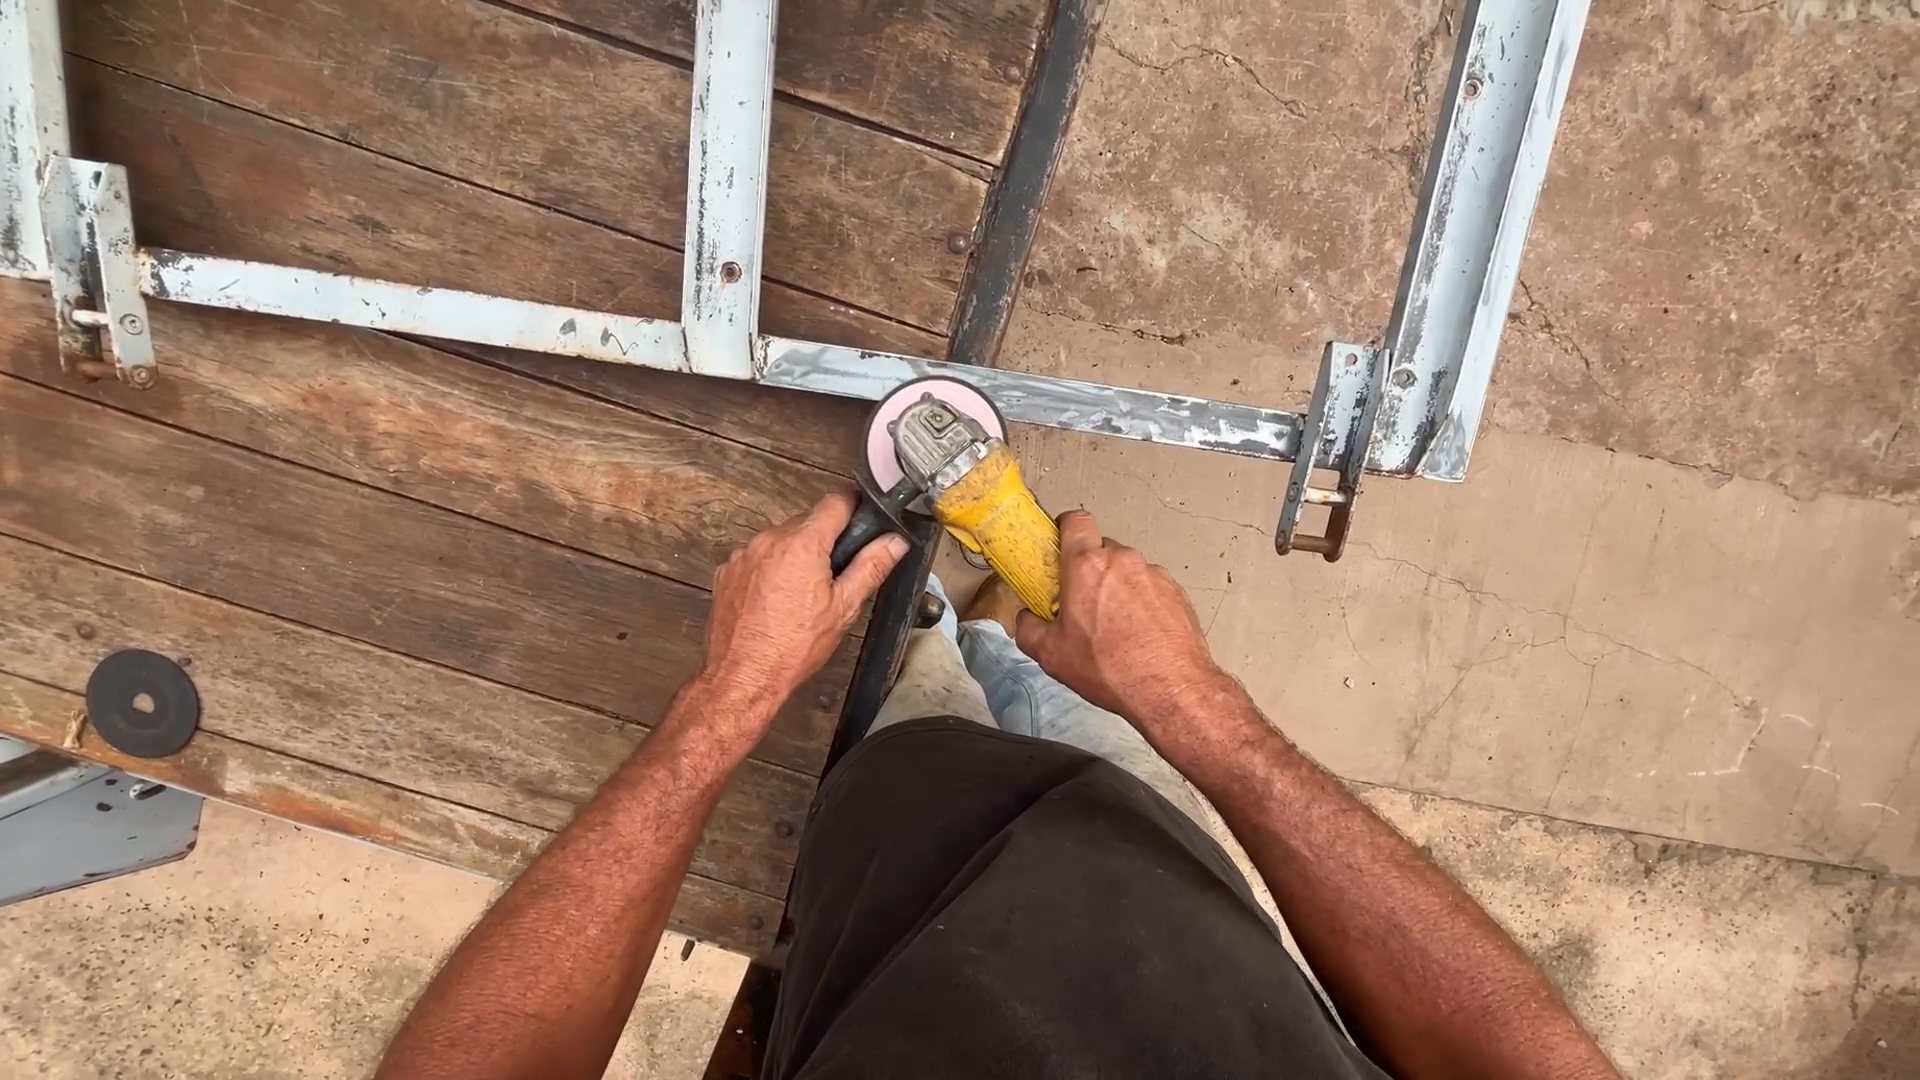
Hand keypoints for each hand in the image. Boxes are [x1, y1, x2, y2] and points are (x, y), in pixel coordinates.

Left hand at [700, 493, 907, 715]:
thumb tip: (894, 542)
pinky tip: (776, 600)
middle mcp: (769, 541)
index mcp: (803, 544)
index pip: (835, 502)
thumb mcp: (843, 607)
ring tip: (802, 594)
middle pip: (807, 522)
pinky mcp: (728, 571)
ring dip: (795, 555)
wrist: (743, 676)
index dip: (853, 506)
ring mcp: (744, 555)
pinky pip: (757, 557)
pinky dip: (769, 569)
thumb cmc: (791, 647)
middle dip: (823, 541)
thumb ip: (871, 567)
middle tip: (834, 574)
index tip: (861, 515)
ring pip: (781, 540)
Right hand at [1015, 510, 1226, 727]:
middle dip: (1090, 570)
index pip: (1076, 521)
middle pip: (1101, 549)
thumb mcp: (1051, 655)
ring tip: (1115, 626)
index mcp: (1086, 565)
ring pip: (1127, 570)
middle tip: (1082, 603)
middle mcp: (1122, 560)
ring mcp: (1154, 574)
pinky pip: (1151, 588)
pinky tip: (1140, 635)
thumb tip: (1027, 619)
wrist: (1170, 689)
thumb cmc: (1108, 668)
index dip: (1065, 528)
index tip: (1060, 548)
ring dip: (1117, 588)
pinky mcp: (1177, 592)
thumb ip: (1028, 628)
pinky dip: (1143, 603)